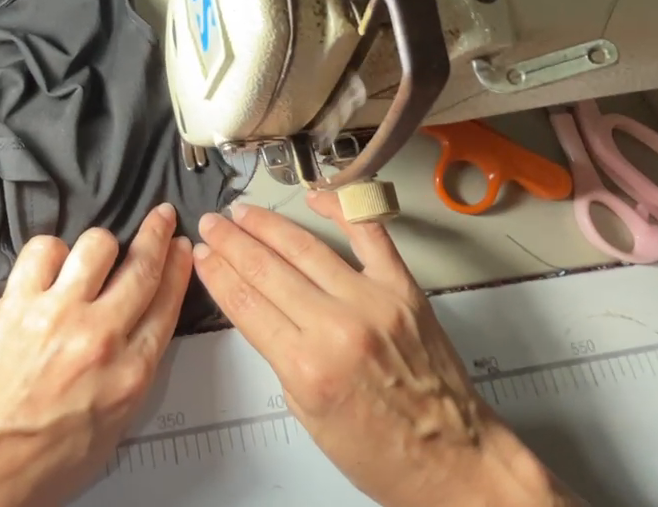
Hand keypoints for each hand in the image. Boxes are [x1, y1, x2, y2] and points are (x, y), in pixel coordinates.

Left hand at [0, 203, 193, 506]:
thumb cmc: (28, 466)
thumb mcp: (104, 437)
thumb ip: (127, 382)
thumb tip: (134, 342)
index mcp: (126, 378)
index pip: (165, 306)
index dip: (178, 270)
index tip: (181, 250)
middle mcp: (98, 339)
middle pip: (142, 267)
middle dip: (157, 234)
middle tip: (161, 218)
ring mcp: (57, 314)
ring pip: (98, 245)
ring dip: (102, 243)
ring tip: (98, 250)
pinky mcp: (17, 302)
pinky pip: (44, 248)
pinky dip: (50, 249)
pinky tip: (51, 262)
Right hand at [192, 193, 568, 506]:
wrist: (454, 461)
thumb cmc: (382, 452)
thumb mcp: (308, 414)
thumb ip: (280, 355)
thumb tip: (258, 306)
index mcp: (307, 368)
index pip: (245, 303)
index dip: (217, 273)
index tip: (202, 254)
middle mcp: (337, 328)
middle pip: (267, 269)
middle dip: (232, 241)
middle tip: (213, 223)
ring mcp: (372, 301)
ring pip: (305, 247)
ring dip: (266, 225)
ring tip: (243, 212)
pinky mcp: (402, 288)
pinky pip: (368, 234)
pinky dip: (340, 209)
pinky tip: (315, 197)